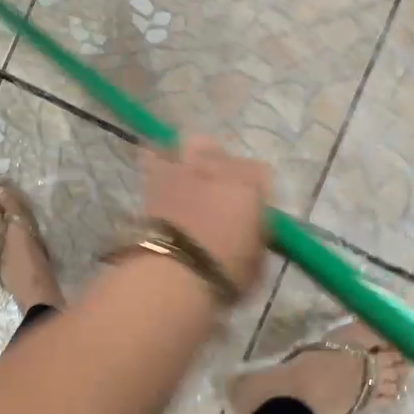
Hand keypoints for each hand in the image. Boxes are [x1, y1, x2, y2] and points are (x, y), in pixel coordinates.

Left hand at [138, 136, 271, 296]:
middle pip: (221, 151)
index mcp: (247, 185)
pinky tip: (162, 172)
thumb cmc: (226, 270)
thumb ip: (255, 227)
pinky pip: (155, 154)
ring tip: (190, 173)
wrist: (175, 268)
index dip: (257, 186)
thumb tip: (249, 220)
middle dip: (222, 163)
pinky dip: (160, 159)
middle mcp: (215, 167)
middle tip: (220, 185)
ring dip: (192, 155)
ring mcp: (182, 166)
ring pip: (189, 144)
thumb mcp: (258, 255)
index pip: (259, 170)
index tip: (254, 201)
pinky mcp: (153, 174)